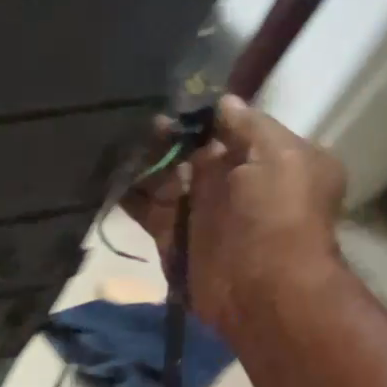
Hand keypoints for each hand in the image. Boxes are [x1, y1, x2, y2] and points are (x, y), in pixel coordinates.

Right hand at [124, 94, 347, 339]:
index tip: (172, 100)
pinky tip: (107, 175)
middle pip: (191, 151)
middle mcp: (232, 182)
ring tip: (115, 143)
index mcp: (267, 160)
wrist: (258, 286)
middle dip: (166, 137)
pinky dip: (125, 194)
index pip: (230, 128)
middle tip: (138, 122)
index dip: (202, 115)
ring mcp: (198, 209)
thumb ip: (249, 126)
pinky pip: (143, 207)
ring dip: (142, 162)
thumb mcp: (279, 156)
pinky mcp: (169, 234)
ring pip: (164, 177)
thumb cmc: (277, 214)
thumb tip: (222, 101)